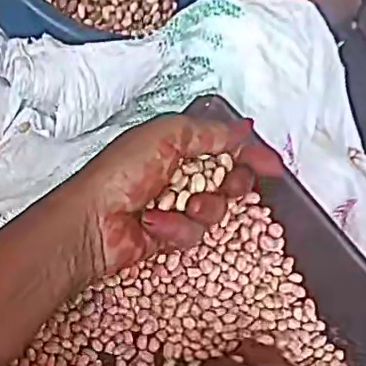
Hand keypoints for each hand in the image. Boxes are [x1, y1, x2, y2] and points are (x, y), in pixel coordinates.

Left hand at [49, 113, 284, 281]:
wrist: (93, 221)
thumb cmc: (120, 173)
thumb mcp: (167, 135)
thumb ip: (209, 132)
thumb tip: (241, 130)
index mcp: (177, 145)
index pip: (224, 147)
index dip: (250, 156)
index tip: (272, 166)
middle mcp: (178, 175)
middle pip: (227, 182)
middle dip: (229, 184)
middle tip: (223, 185)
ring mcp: (174, 207)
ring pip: (214, 211)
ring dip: (200, 209)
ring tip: (178, 206)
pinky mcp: (168, 235)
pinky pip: (193, 234)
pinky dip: (176, 229)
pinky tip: (153, 224)